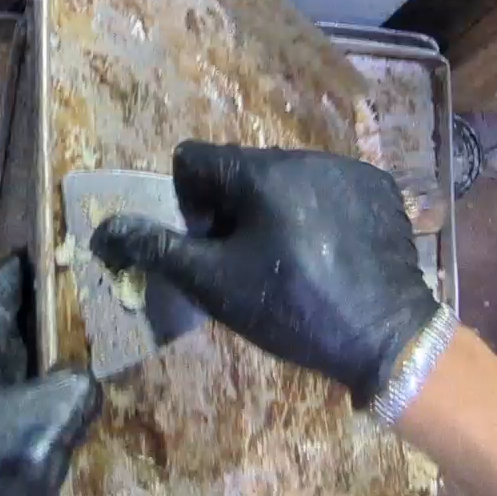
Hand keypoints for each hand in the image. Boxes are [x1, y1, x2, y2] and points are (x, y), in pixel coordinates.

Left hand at [0, 255, 100, 495]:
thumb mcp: (36, 441)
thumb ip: (71, 391)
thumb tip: (84, 377)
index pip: (3, 283)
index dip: (43, 262)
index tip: (85, 247)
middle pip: (11, 320)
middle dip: (57, 311)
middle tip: (114, 300)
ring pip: (12, 361)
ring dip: (52, 357)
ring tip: (107, 347)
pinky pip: (7, 398)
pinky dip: (39, 393)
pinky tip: (77, 403)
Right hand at [90, 143, 438, 404]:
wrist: (389, 339)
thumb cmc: (293, 309)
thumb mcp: (215, 284)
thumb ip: (157, 249)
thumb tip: (107, 227)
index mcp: (259, 172)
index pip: (193, 159)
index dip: (187, 202)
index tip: (210, 244)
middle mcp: (303, 155)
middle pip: (239, 168)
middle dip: (229, 206)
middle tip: (246, 258)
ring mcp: (347, 168)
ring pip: (282, 176)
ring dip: (271, 207)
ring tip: (290, 259)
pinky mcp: (378, 186)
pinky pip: (324, 185)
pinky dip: (313, 210)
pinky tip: (328, 254)